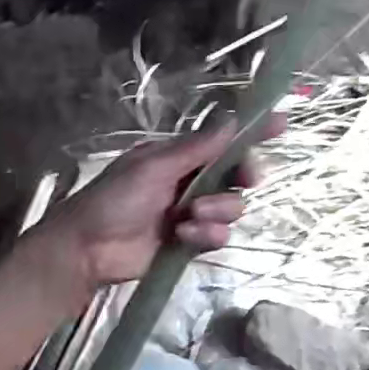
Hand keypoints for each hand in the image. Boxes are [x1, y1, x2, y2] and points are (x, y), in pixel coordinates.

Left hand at [26, 115, 280, 301]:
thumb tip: (233, 121)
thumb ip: (196, 149)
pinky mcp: (190, 241)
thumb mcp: (153, 168)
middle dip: (241, 178)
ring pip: (231, 208)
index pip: (222, 140)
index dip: (251, 132)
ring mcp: (191, 213)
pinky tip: (183, 237)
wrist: (87, 248)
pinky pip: (218, 235)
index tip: (280, 123)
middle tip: (248, 180)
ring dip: (217, 211)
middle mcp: (190, 181)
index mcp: (179, 157)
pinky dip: (206, 236)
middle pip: (236, 176)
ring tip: (189, 217)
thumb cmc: (113, 199)